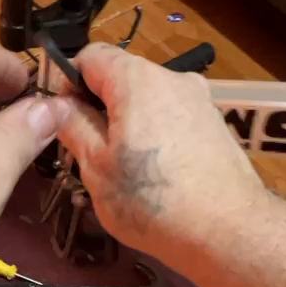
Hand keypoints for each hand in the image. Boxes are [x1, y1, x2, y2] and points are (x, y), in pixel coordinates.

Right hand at [54, 43, 271, 259]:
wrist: (227, 231)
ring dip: (127, 127)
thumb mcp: (96, 166)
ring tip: (123, 173)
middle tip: (88, 155)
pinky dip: (155, 139)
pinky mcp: (215, 127)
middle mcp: (172, 78)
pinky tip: (156, 179)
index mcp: (137, 79)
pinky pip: (172, 121)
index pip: (90, 55)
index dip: (67, 83)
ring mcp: (200, 101)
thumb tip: (59, 104)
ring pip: (148, 103)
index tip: (61, 120)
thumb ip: (73, 126)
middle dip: (99, 110)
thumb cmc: (151, 200)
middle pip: (121, 80)